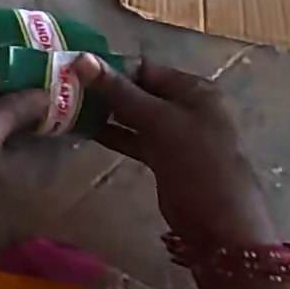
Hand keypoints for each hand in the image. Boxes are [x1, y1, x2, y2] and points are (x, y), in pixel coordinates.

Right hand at [72, 55, 279, 250]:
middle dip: (104, 88)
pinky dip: (110, 133)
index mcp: (193, 90)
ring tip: (67, 104)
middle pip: (137, 90)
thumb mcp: (158, 122)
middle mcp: (184, 107)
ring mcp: (173, 134)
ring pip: (132, 115)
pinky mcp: (162, 158)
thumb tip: (81, 58)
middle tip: (66, 85)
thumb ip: (119, 91)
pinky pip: (131, 137)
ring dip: (104, 111)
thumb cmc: (198, 164)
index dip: (111, 66)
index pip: (144, 68)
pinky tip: (82, 128)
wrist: (223, 230)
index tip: (75, 66)